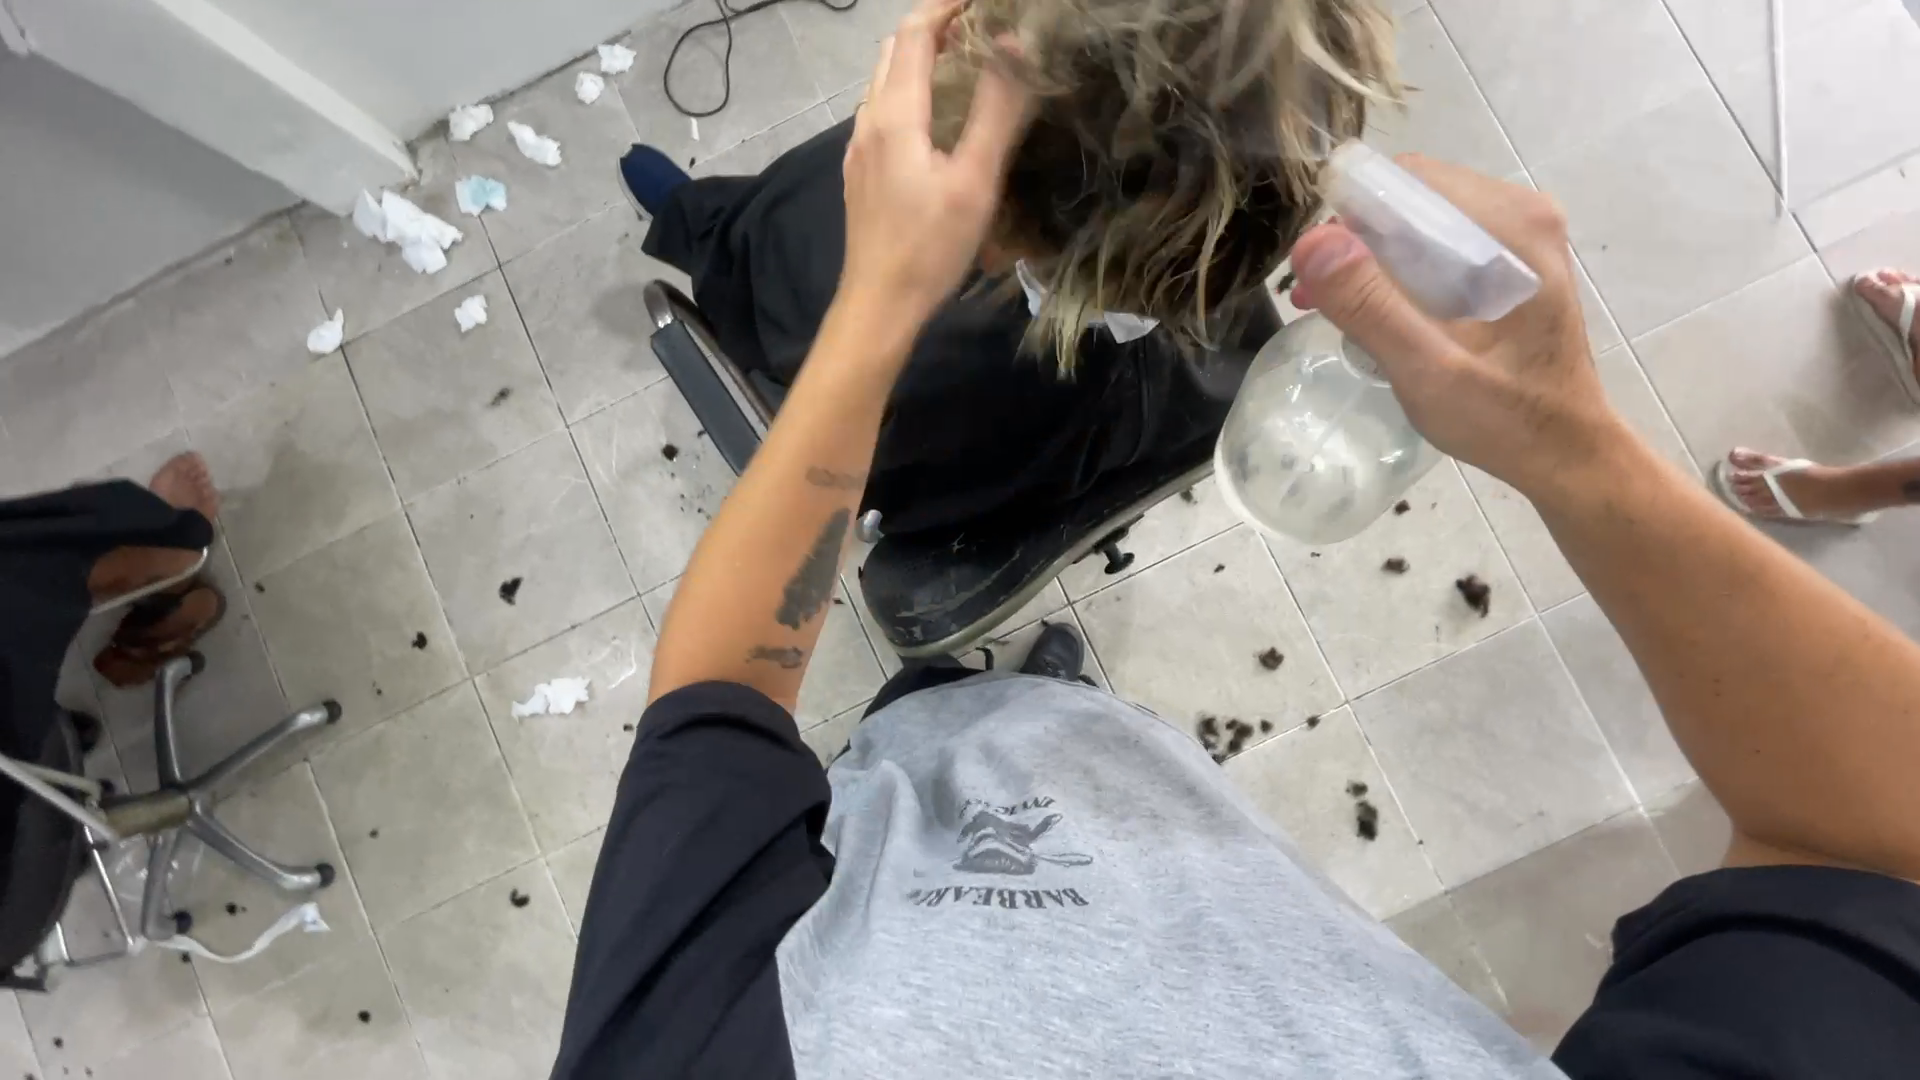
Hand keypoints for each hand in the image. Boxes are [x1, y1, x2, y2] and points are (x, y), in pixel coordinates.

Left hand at [838, 0, 1031, 330]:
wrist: (879, 305)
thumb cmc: (930, 248)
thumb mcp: (974, 181)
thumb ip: (995, 110)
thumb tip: (1013, 44)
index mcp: (896, 114)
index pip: (916, 31)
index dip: (948, 5)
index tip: (983, 2)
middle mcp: (868, 122)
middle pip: (894, 52)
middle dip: (934, 30)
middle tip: (978, 32)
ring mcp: (858, 152)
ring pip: (883, 86)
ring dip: (918, 65)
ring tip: (961, 74)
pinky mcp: (859, 178)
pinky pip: (880, 118)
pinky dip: (907, 100)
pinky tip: (932, 128)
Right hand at [1289, 156, 1623, 497]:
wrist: (1560, 451)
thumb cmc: (1500, 416)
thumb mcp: (1426, 368)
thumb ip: (1371, 305)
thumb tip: (1312, 243)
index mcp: (1510, 229)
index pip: (1408, 183)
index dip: (1349, 218)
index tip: (1313, 270)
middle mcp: (1519, 217)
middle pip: (1412, 199)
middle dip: (1353, 241)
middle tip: (1315, 297)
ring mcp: (1515, 240)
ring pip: (1418, 223)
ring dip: (1367, 260)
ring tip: (1333, 308)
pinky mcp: (1505, 265)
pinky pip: (1433, 247)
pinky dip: (1392, 273)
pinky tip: (1372, 313)